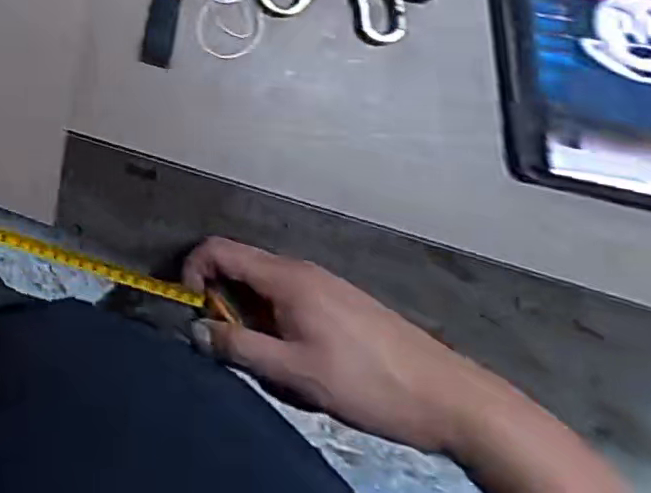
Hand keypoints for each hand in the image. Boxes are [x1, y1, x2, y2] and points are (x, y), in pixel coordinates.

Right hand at [184, 237, 502, 454]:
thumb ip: (239, 347)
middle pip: (238, 264)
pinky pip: (288, 296)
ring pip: (263, 284)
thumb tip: (196, 329)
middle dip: (221, 298)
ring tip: (270, 355)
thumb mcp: (297, 372)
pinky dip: (275, 317)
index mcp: (285, 277)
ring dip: (250, 312)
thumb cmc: (371, 382)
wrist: (458, 402)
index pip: (216, 249)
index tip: (192, 306)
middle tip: (231, 340)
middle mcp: (300, 269)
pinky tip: (300, 354)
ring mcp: (324, 283)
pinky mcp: (342, 301)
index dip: (191, 270)